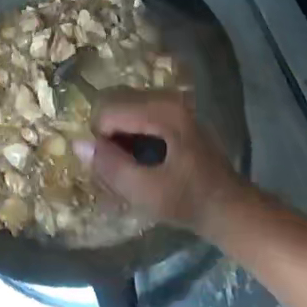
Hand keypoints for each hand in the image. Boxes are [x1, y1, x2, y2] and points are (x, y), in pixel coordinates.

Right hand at [77, 90, 250, 234]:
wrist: (229, 208)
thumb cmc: (189, 202)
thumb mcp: (146, 192)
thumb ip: (111, 167)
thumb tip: (77, 143)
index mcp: (162, 111)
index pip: (107, 112)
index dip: (100, 141)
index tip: (112, 170)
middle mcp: (165, 97)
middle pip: (112, 104)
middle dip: (106, 135)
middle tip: (117, 168)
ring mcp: (169, 102)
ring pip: (121, 108)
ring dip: (115, 136)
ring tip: (128, 166)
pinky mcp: (171, 112)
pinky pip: (134, 114)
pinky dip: (127, 135)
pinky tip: (138, 160)